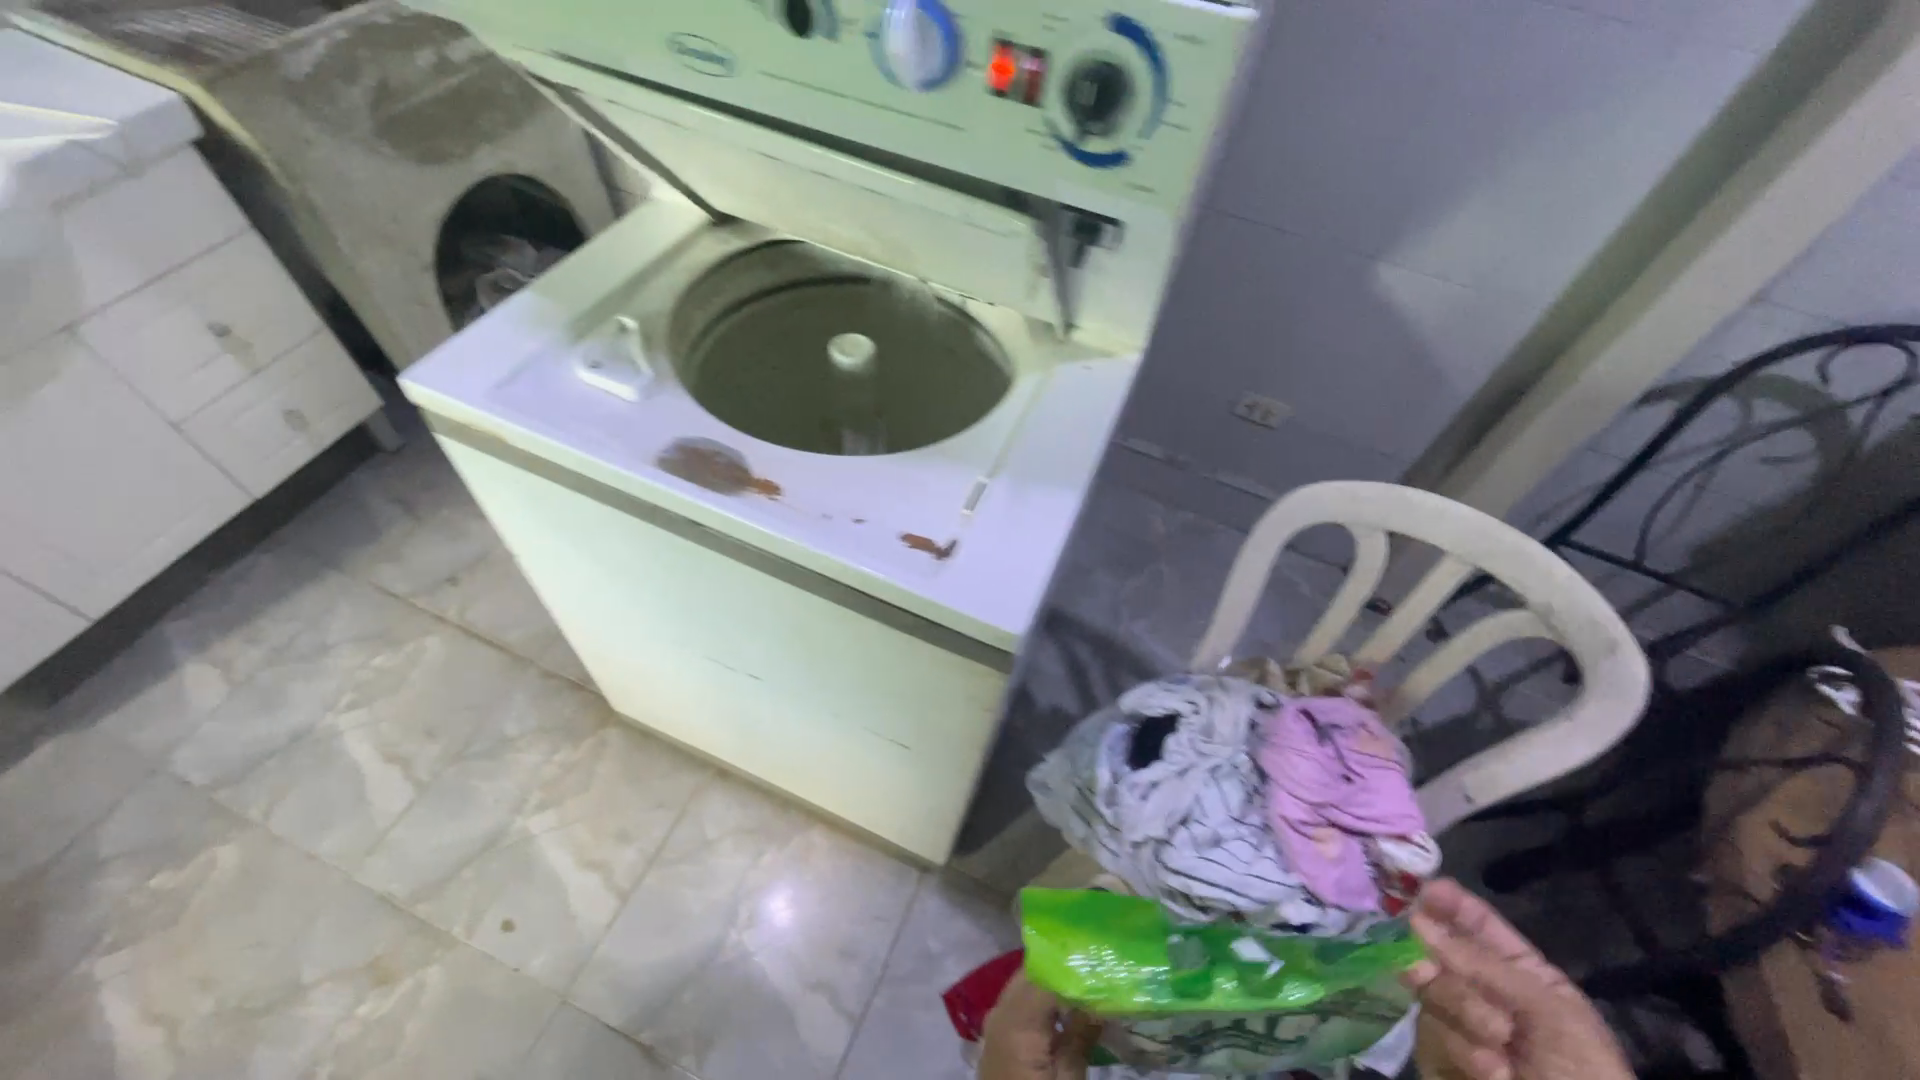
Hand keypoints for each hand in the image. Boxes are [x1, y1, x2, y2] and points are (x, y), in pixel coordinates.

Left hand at [977, 972, 1100, 1079]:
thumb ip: (1081, 1035)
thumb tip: (1102, 999)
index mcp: (1017, 1020)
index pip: (1046, 974)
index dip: (1073, 966)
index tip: (1101, 961)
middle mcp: (1000, 1011)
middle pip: (1032, 974)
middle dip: (1063, 969)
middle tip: (1097, 969)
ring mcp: (995, 1022)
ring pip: (1024, 985)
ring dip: (1052, 983)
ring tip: (1087, 985)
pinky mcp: (997, 1035)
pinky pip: (1018, 1002)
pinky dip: (1040, 998)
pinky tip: (1065, 1007)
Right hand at [1402, 879, 1631, 1079]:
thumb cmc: (1584, 1072)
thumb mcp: (1550, 1012)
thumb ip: (1485, 965)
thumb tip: (1416, 921)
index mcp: (1519, 972)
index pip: (1476, 923)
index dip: (1450, 903)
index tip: (1426, 891)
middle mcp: (1482, 992)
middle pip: (1440, 957)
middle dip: (1452, 975)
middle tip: (1432, 974)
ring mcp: (1457, 1025)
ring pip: (1431, 996)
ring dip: (1464, 1020)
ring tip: (1500, 1054)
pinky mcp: (1439, 1058)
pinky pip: (1429, 1037)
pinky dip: (1458, 1053)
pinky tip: (1489, 1073)